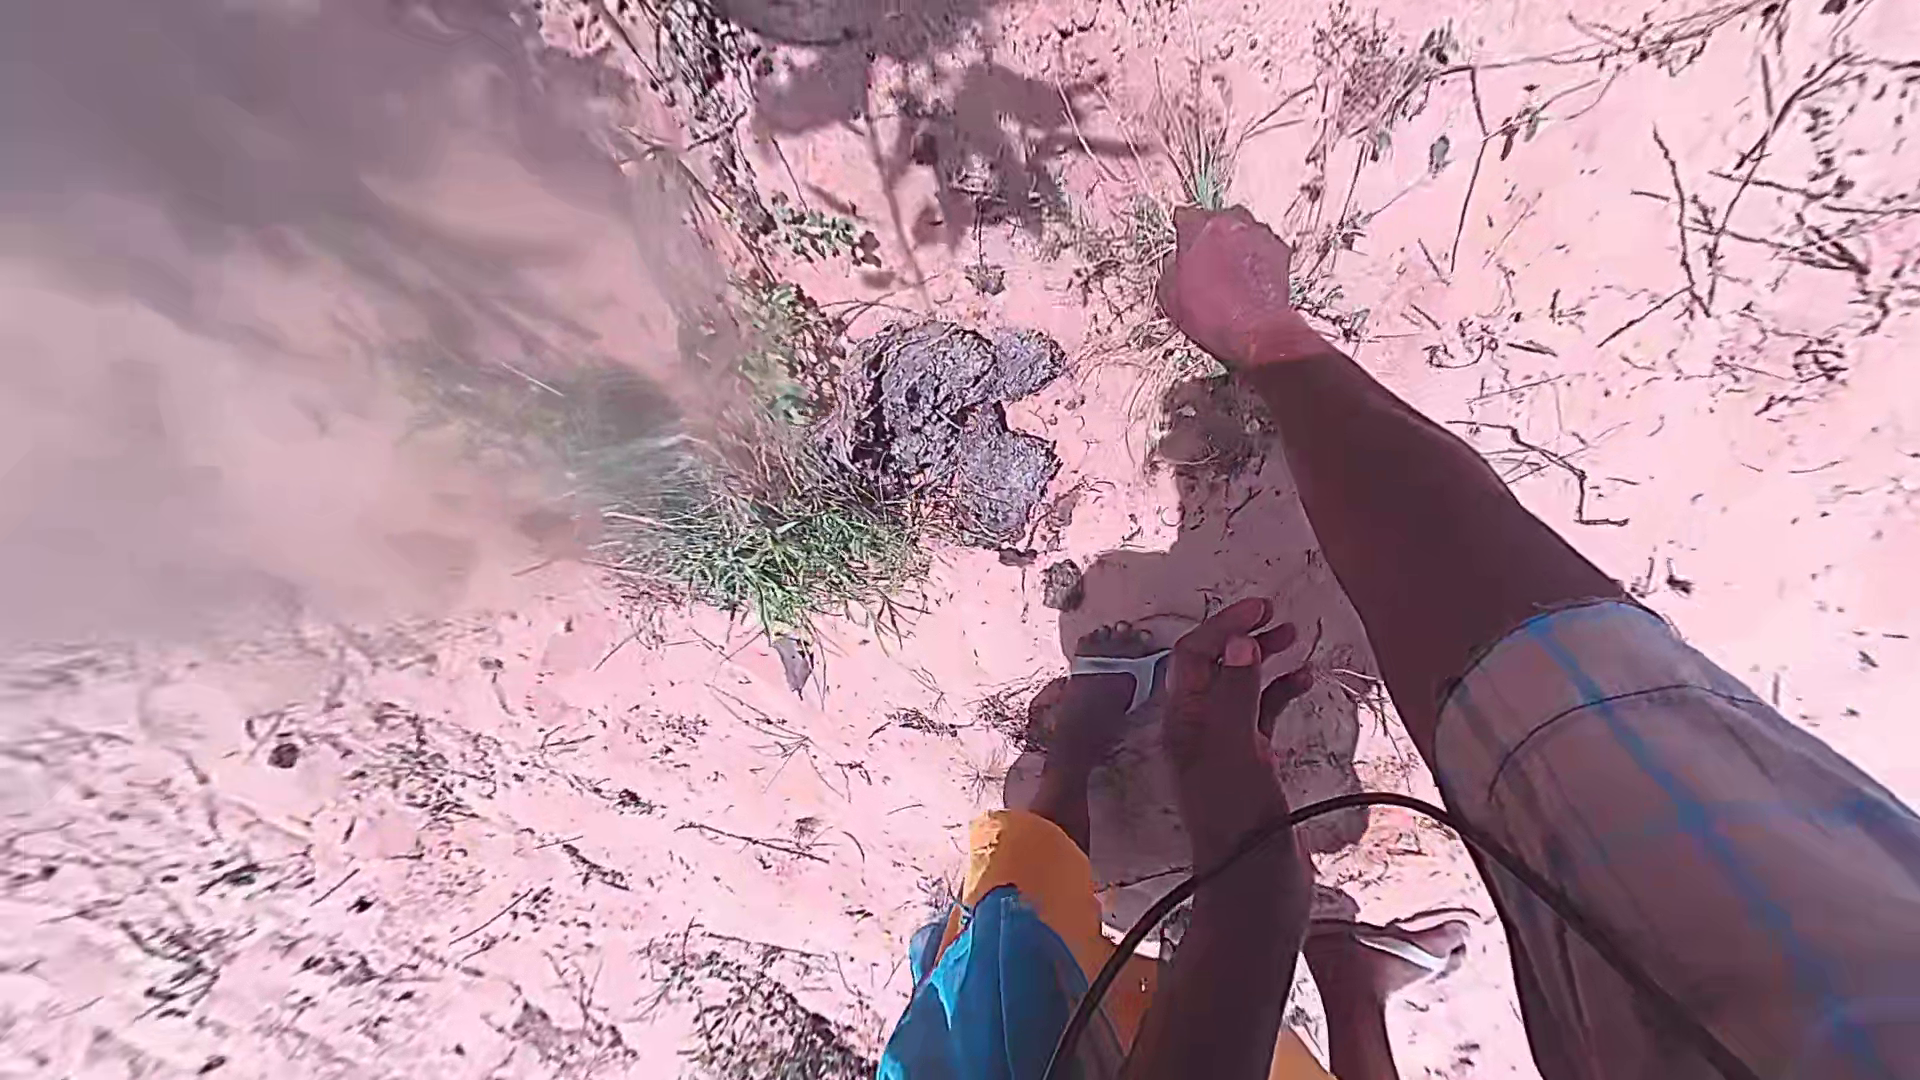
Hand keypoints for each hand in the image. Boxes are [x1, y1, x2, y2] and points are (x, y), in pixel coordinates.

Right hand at [1156, 206, 1329, 369]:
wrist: (1251, 331)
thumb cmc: (1213, 316)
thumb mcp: (1170, 296)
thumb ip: (1169, 269)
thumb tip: (1173, 265)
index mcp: (1201, 228)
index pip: (1184, 215)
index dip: (1180, 230)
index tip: (1179, 239)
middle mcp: (1233, 222)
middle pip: (1217, 220)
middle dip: (1209, 239)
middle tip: (1201, 263)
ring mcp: (1259, 234)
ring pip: (1241, 232)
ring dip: (1232, 248)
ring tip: (1225, 276)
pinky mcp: (1279, 250)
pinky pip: (1261, 247)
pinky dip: (1252, 259)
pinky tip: (1244, 282)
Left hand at [1163, 597, 1313, 868]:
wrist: (1257, 888)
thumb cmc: (1238, 818)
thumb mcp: (1233, 749)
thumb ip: (1234, 694)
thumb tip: (1239, 642)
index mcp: (1182, 717)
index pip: (1194, 655)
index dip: (1222, 626)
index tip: (1259, 608)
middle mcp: (1198, 724)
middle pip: (1214, 665)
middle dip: (1241, 635)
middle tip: (1275, 614)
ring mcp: (1224, 742)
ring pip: (1240, 686)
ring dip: (1262, 659)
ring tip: (1293, 636)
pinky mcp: (1250, 760)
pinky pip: (1262, 714)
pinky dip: (1279, 692)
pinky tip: (1303, 678)